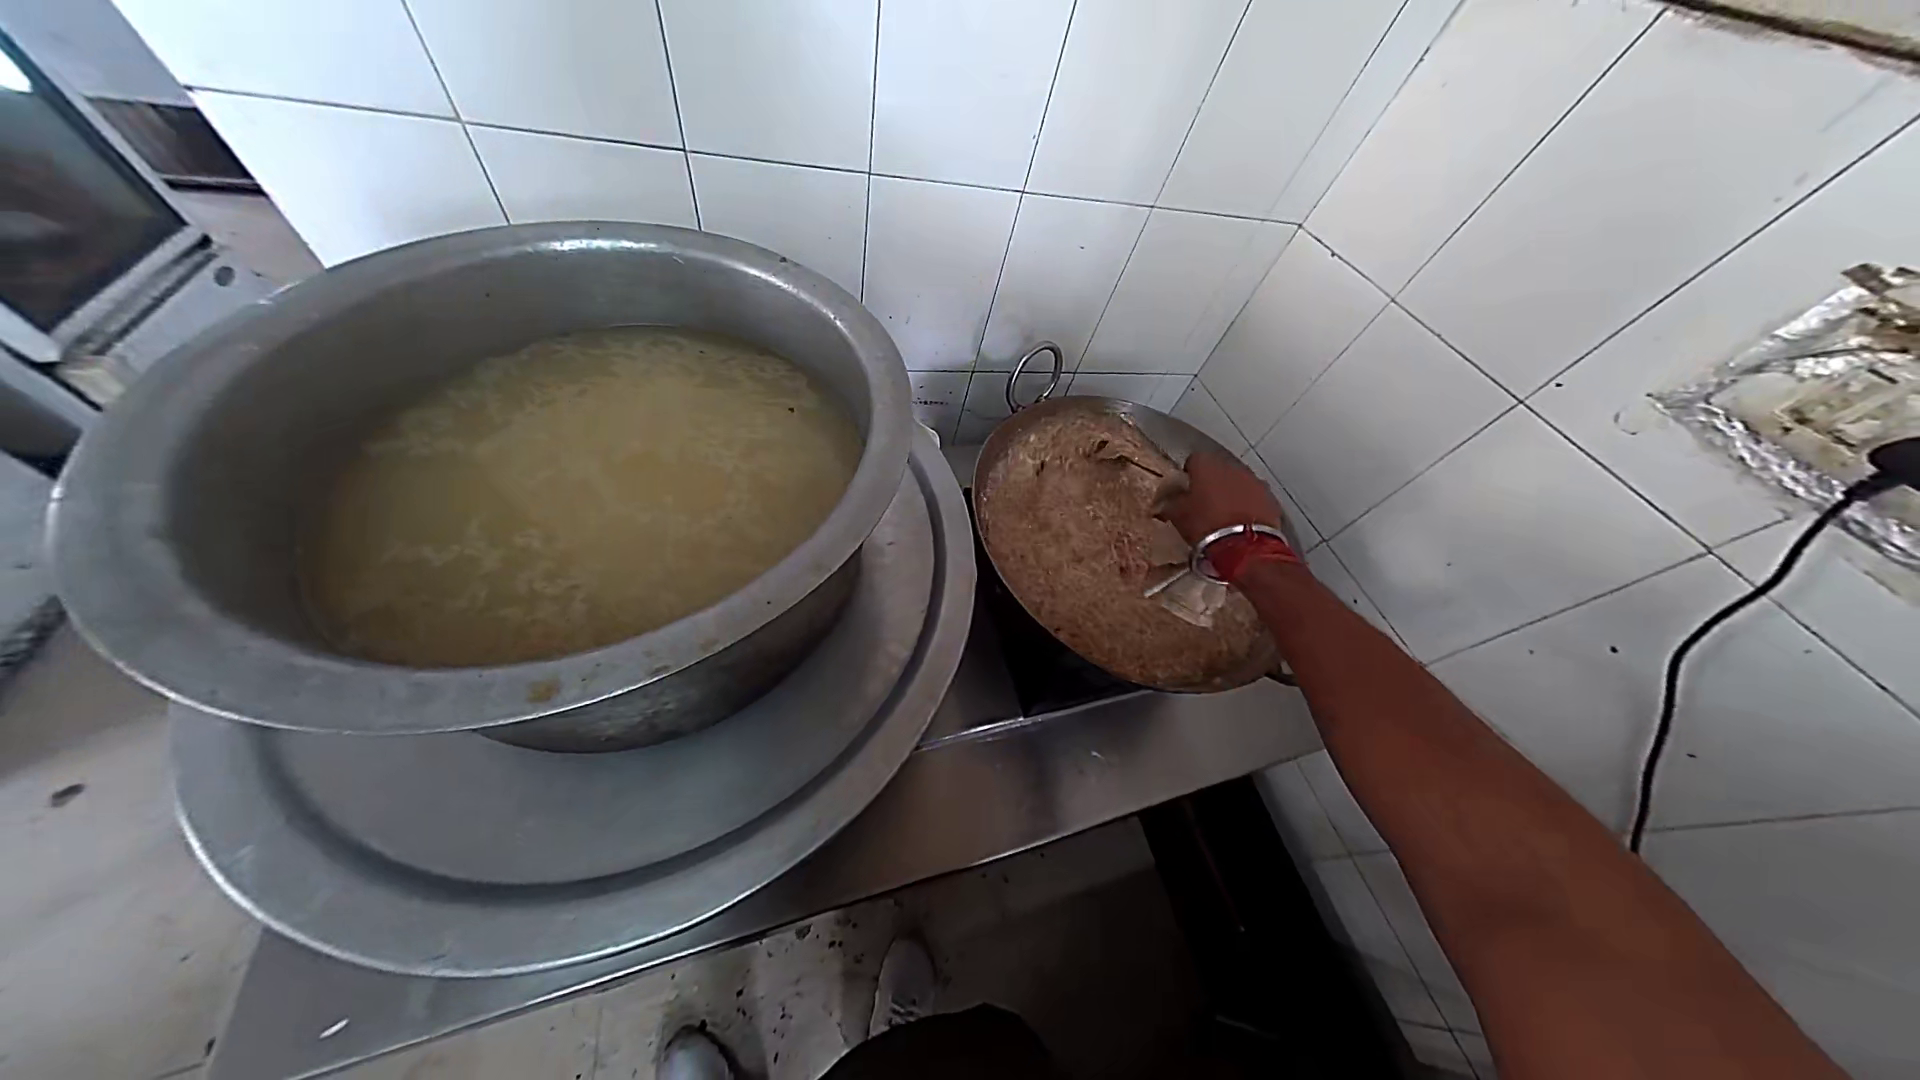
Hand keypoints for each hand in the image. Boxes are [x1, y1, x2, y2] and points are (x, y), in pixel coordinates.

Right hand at [1159, 450, 1285, 545]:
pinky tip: (1240, 520)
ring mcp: (1255, 481)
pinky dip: (1248, 504)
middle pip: (1219, 469)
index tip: (1185, 489)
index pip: (1194, 459)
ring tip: (1223, 513)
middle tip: (1203, 502)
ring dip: (1231, 492)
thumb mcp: (1177, 515)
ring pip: (1238, 481)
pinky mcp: (1270, 498)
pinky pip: (1254, 496)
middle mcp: (1232, 467)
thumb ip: (1170, 501)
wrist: (1244, 546)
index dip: (1188, 473)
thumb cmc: (1205, 526)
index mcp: (1207, 465)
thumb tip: (1165, 499)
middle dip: (1211, 482)